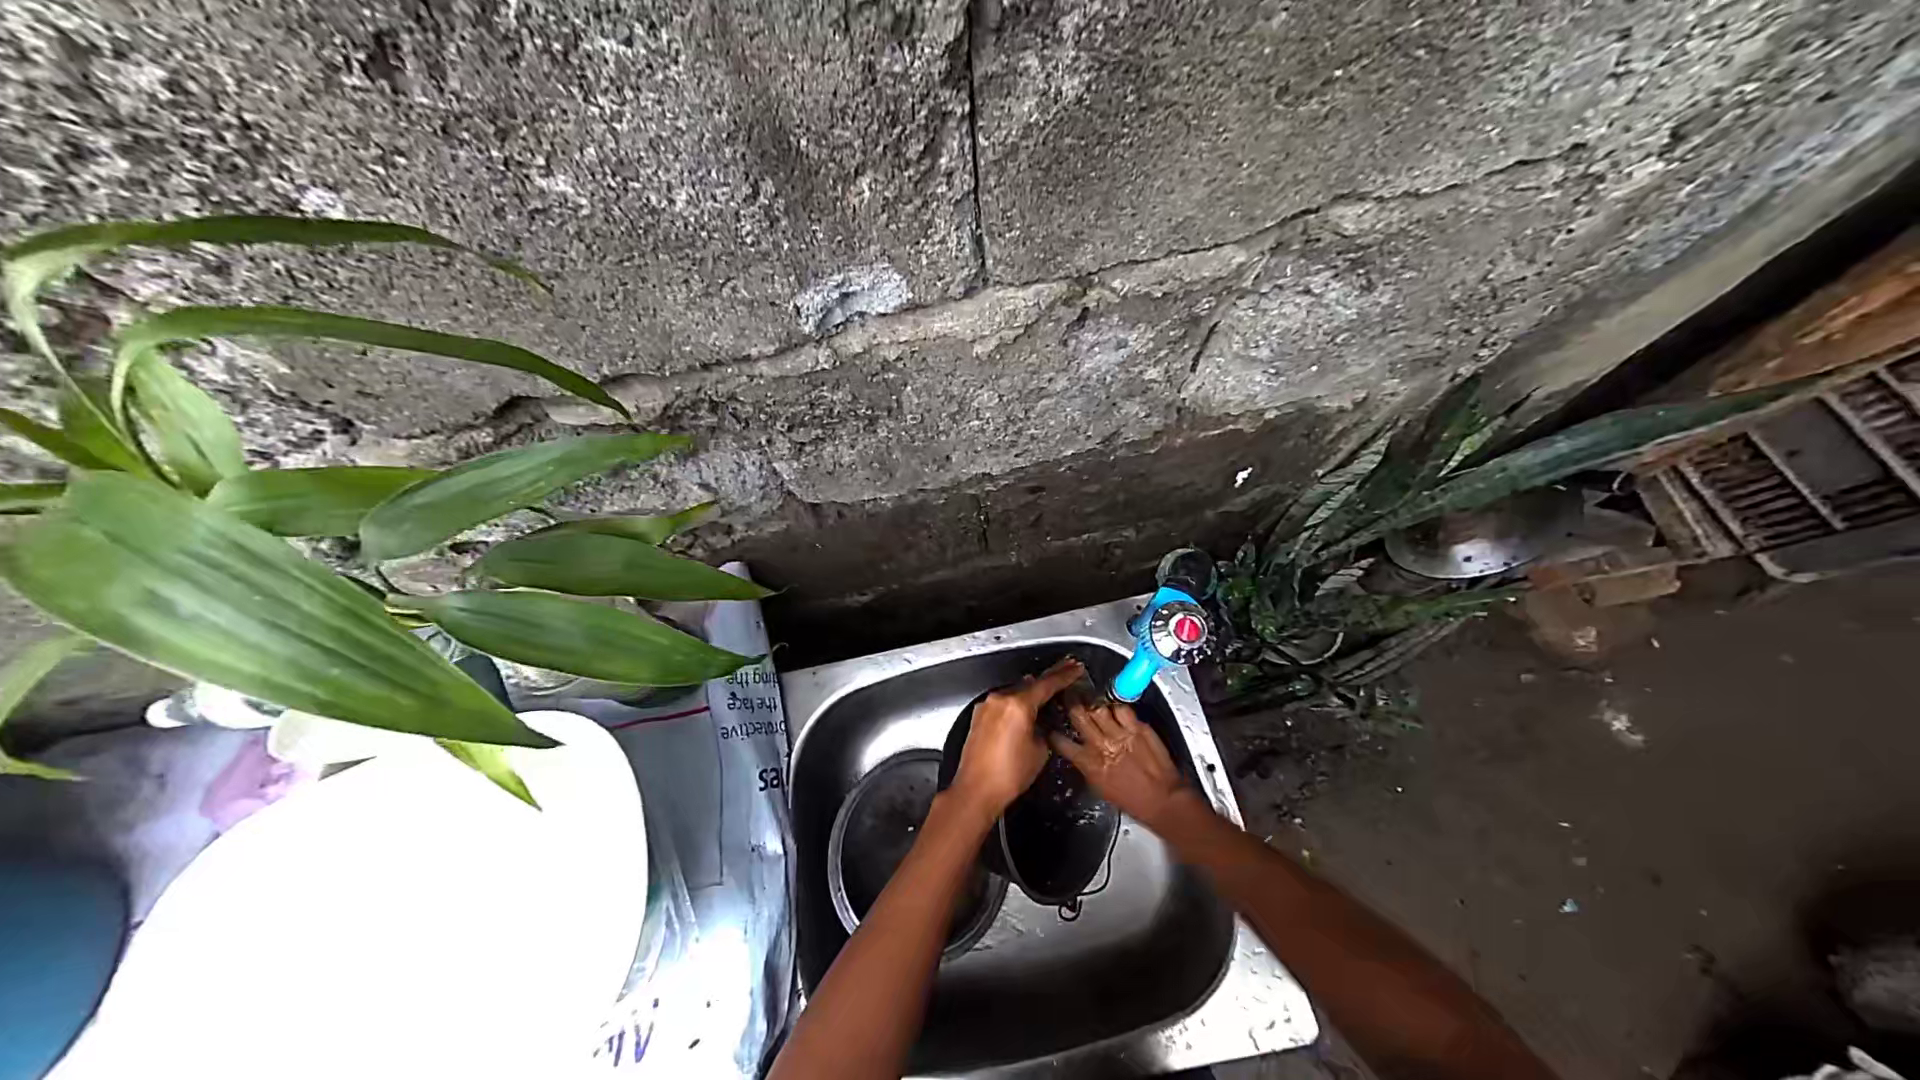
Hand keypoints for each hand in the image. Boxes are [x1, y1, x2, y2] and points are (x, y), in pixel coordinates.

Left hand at [952, 656, 1085, 815]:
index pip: (1047, 684)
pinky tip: (1024, 707)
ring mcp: (987, 706)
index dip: (1064, 675)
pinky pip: (1002, 703)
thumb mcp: (1040, 751)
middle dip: (1049, 680)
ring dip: (1031, 691)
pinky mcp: (979, 716)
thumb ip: (1044, 729)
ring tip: (1048, 690)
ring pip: (1014, 692)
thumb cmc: (1009, 775)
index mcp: (1018, 705)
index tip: (1075, 668)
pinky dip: (1015, 702)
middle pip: (1029, 684)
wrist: (976, 790)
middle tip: (1066, 671)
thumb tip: (1042, 723)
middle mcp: (1000, 700)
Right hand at [1048, 699, 1191, 828]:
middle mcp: (1101, 745)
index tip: (1053, 729)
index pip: (1061, 742)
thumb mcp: (1099, 786)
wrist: (1162, 799)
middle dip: (1071, 702)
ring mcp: (1120, 734)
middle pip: (1078, 714)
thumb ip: (1087, 765)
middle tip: (1071, 696)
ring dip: (1093, 702)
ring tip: (1091, 697)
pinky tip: (1115, 709)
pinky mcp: (1137, 728)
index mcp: (1088, 763)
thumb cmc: (1131, 799)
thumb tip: (1080, 753)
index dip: (1054, 733)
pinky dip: (1117, 707)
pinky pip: (1122, 708)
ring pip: (1099, 707)